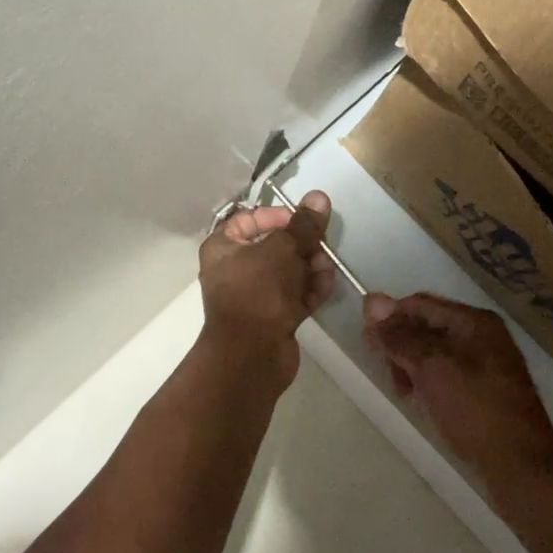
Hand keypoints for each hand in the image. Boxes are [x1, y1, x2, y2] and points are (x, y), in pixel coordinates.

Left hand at [197, 190, 336, 386]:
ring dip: (310, 266)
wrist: (251, 356)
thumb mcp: (282, 250)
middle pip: (275, 245)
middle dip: (302, 245)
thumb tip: (319, 196)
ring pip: (288, 270)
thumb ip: (303, 225)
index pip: (252, 219)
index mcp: (224, 246)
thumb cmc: (258, 291)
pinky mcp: (273, 316)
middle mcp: (235, 268)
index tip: (304, 222)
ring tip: (326, 268)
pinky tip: (328, 285)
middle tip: (322, 247)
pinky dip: (310, 288)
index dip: (280, 216)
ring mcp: (255, 294)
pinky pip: (294, 294)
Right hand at [364, 292, 552, 478]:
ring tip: (403, 391)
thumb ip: (400, 335)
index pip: (420, 303)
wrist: (523, 468)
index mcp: (474, 321)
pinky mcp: (488, 392)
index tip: (368, 343)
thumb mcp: (431, 367)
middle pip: (427, 326)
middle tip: (387, 372)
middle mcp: (483, 335)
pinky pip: (448, 374)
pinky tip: (423, 401)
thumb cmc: (475, 409)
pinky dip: (429, 382)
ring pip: (435, 352)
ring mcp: (488, 365)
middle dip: (401, 344)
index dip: (390, 316)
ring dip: (412, 365)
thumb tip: (371, 300)